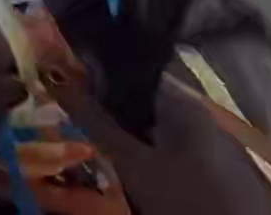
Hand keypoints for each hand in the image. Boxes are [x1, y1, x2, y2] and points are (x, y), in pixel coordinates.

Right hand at [38, 49, 250, 214]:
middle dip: (106, 101)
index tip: (64, 77)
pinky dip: (145, 149)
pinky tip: (128, 165)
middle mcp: (204, 118)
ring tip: (94, 137)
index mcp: (186, 105)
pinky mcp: (221, 177)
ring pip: (155, 125)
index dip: (95, 70)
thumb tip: (49, 70)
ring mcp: (217, 150)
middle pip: (142, 97)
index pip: (130, 69)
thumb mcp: (127, 159)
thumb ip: (88, 113)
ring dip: (124, 128)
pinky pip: (172, 148)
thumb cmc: (185, 203)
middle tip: (72, 109)